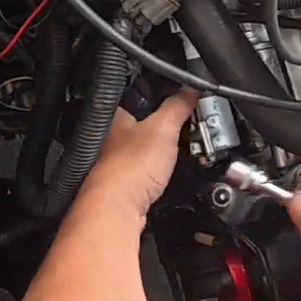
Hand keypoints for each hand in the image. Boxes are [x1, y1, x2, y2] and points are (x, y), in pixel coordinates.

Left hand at [75, 90, 197, 218]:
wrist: (117, 210)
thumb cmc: (128, 168)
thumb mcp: (163, 128)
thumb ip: (177, 106)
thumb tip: (189, 90)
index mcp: (115, 115)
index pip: (138, 93)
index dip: (159, 91)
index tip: (179, 94)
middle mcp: (110, 136)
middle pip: (142, 121)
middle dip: (163, 122)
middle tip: (185, 122)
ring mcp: (117, 161)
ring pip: (144, 146)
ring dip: (161, 147)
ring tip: (181, 147)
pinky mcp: (125, 183)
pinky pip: (147, 168)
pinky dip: (158, 168)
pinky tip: (167, 171)